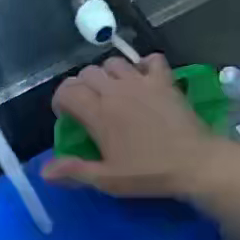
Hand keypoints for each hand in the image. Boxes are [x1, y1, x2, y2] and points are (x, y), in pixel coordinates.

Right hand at [40, 54, 220, 197]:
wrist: (194, 163)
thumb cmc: (148, 173)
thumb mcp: (107, 179)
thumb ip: (74, 171)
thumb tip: (44, 171)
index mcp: (98, 113)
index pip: (67, 91)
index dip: (60, 101)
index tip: (67, 117)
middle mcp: (116, 91)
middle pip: (87, 73)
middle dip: (80, 87)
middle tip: (87, 107)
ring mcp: (142, 82)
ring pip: (113, 63)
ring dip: (106, 75)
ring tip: (111, 94)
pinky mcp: (165, 81)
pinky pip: (149, 60)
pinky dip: (141, 66)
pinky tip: (142, 80)